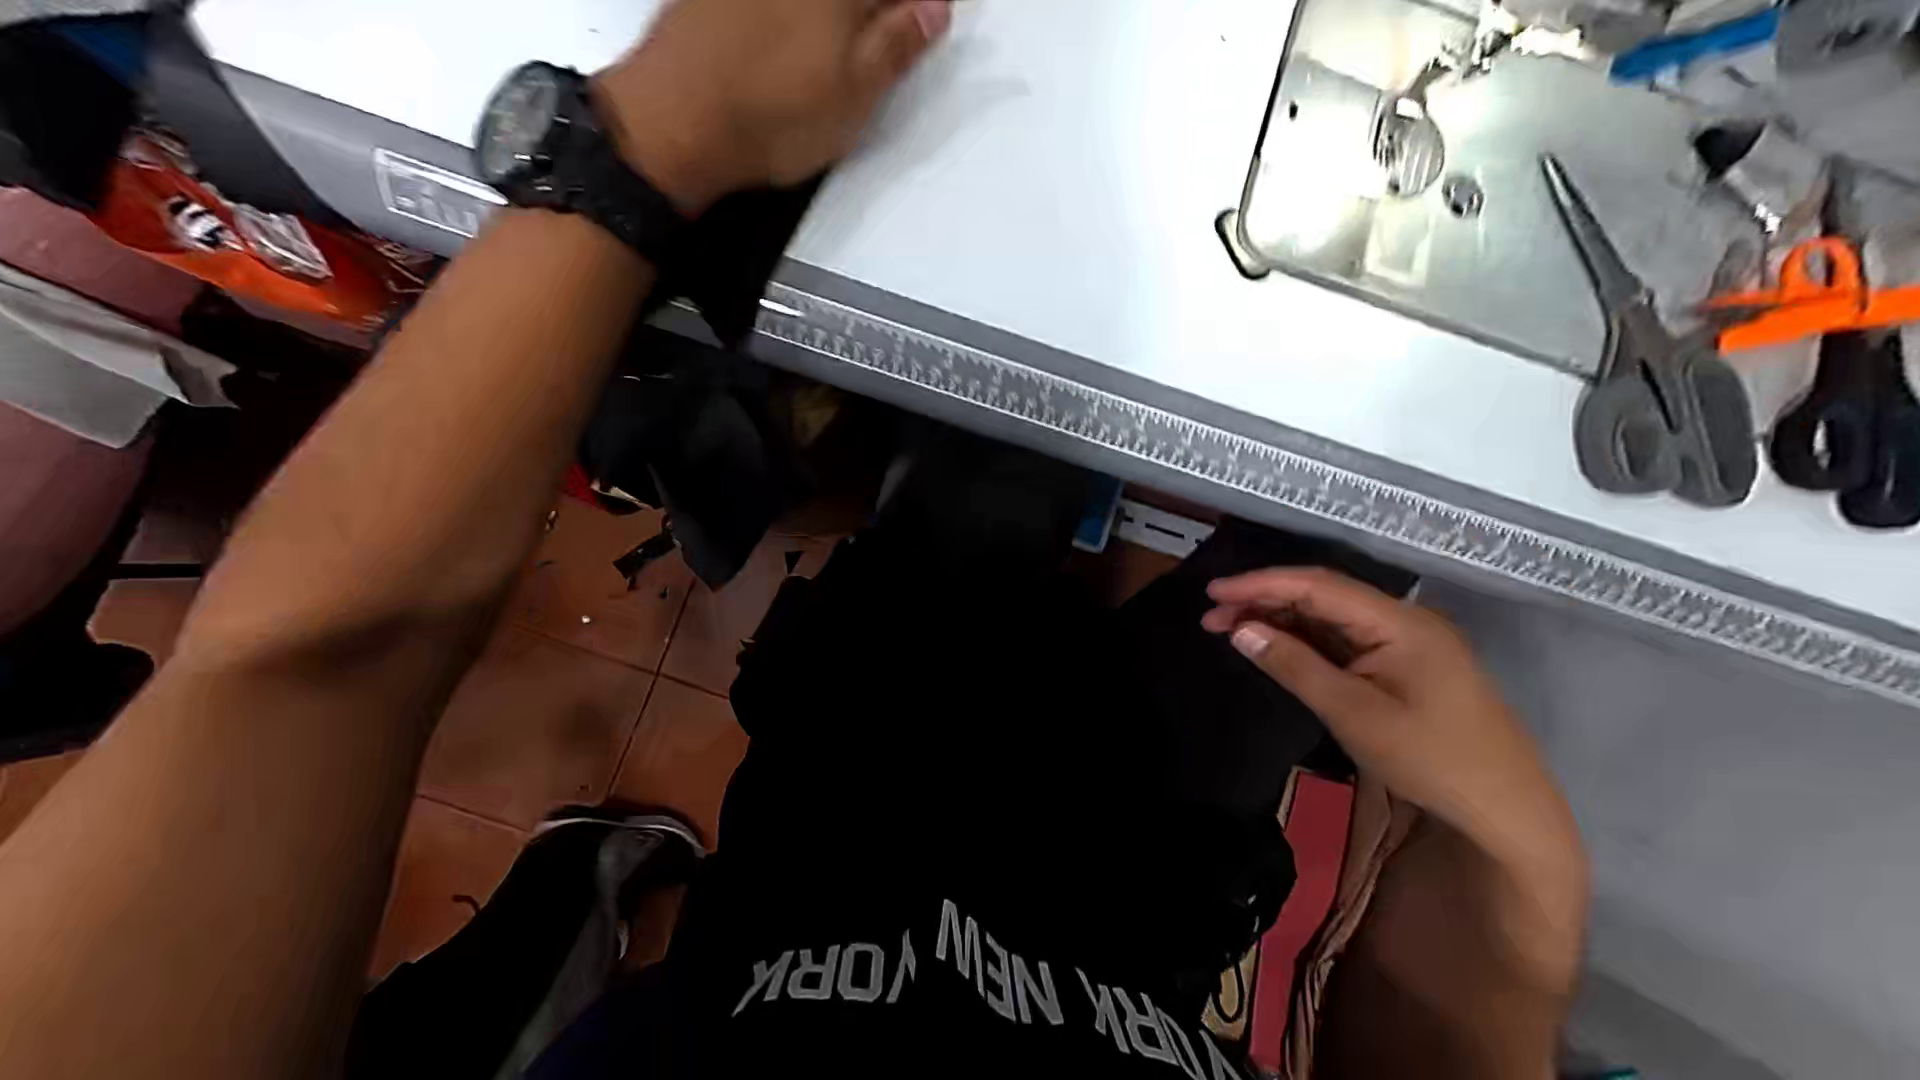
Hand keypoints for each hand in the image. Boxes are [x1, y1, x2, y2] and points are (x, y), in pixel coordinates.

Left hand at [593, 0, 952, 214]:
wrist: (677, 122)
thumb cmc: (775, 120)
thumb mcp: (852, 98)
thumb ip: (895, 47)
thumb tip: (937, 5)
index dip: (921, 4)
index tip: (936, 13)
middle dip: (885, 10)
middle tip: (902, 23)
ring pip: (819, 2)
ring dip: (849, 18)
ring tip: (858, 34)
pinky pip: (779, 1)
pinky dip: (803, 14)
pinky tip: (804, 35)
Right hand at [1202, 568, 1577, 866]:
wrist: (1505, 810)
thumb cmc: (1430, 759)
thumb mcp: (1353, 713)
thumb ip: (1293, 665)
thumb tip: (1239, 629)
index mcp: (1398, 622)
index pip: (1317, 586)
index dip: (1261, 584)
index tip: (1213, 593)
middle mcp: (1401, 621)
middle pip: (1322, 596)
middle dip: (1264, 601)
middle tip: (1212, 618)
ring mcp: (1403, 642)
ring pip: (1329, 618)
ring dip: (1280, 620)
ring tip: (1230, 630)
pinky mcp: (1400, 664)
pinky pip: (1342, 640)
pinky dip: (1302, 641)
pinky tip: (1273, 647)